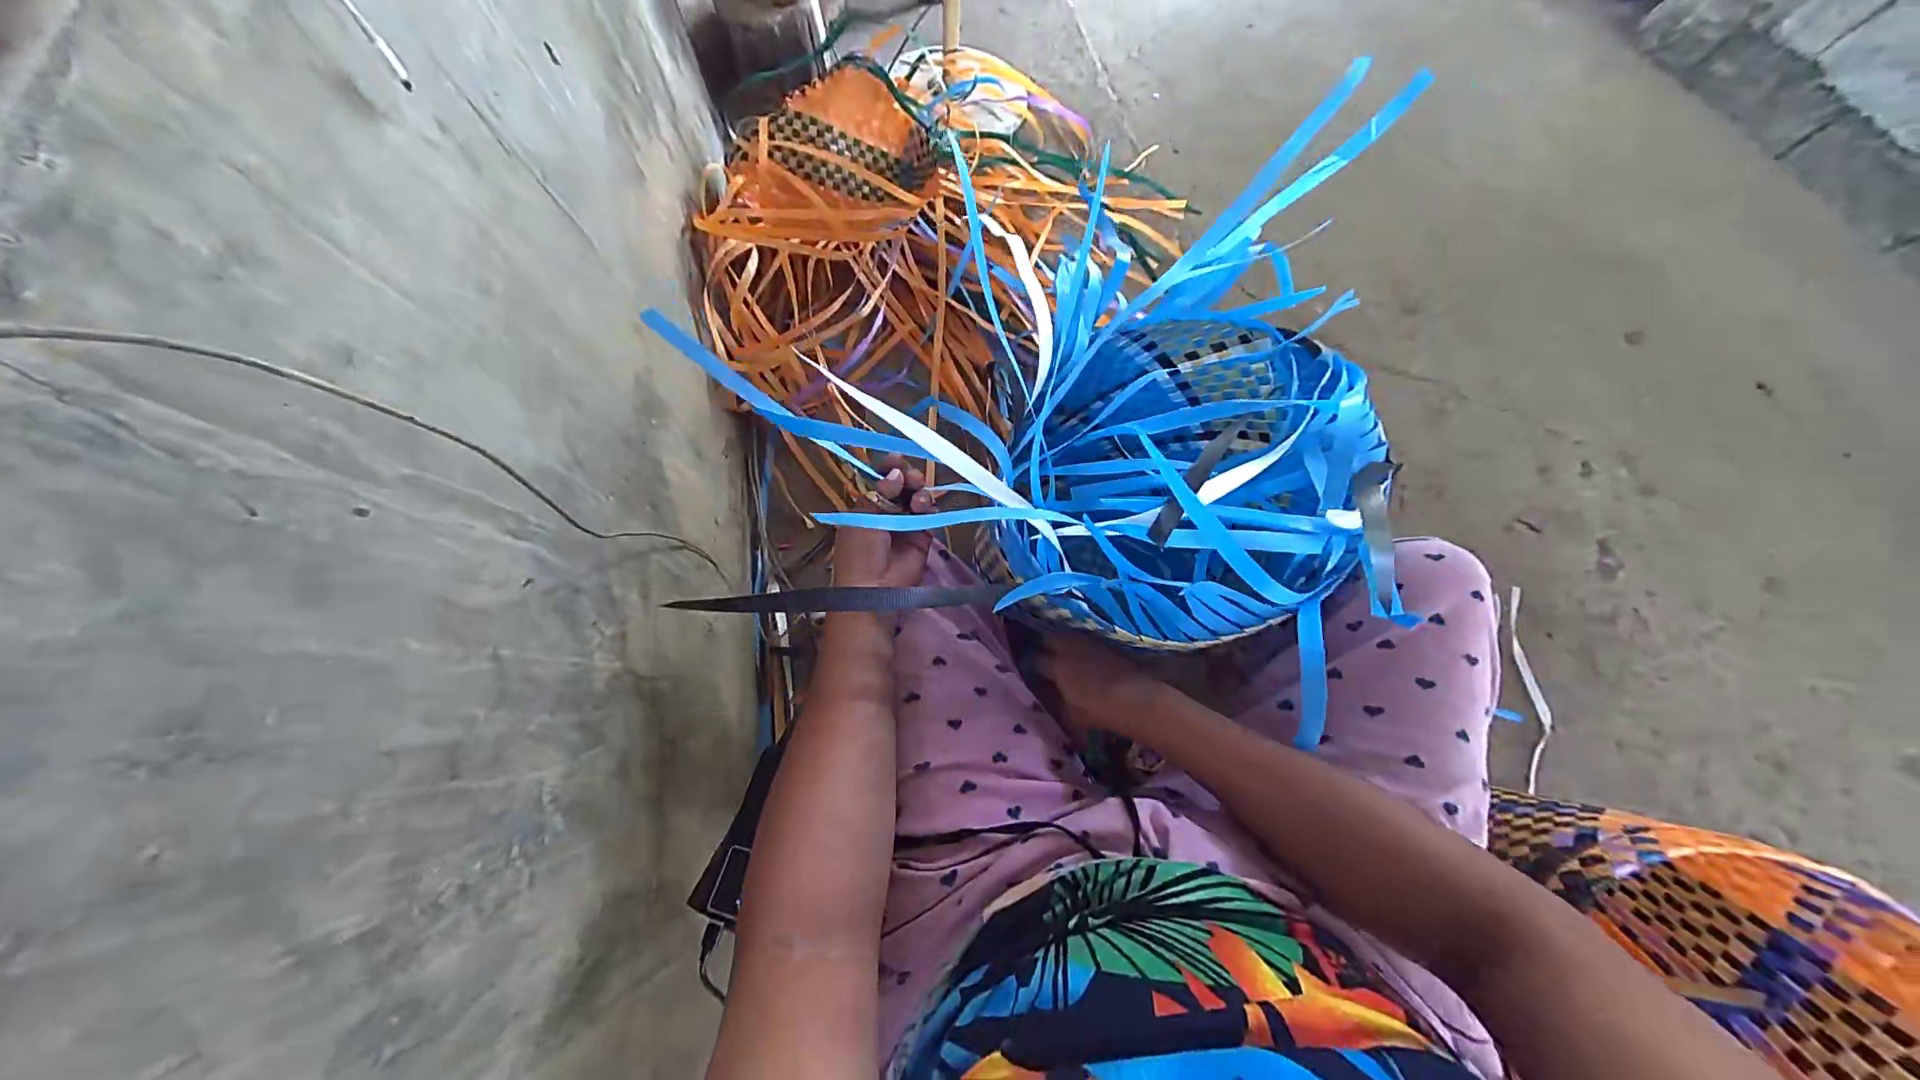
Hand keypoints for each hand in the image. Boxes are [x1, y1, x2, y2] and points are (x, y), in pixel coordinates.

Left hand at [831, 455, 934, 589]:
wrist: (874, 587)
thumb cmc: (859, 552)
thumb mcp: (864, 517)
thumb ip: (881, 493)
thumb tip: (896, 472)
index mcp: (867, 506)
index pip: (881, 480)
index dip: (889, 467)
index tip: (896, 458)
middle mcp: (888, 511)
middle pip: (903, 485)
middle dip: (908, 477)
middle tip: (910, 479)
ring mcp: (907, 523)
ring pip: (918, 496)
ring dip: (919, 490)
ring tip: (917, 498)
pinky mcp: (923, 535)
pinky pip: (930, 514)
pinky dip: (929, 506)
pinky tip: (922, 506)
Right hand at [1036, 633, 1166, 740]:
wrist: (1137, 698)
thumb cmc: (1100, 711)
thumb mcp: (1070, 714)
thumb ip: (1055, 700)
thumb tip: (1047, 694)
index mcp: (1055, 666)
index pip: (1034, 659)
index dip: (1031, 664)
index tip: (1031, 670)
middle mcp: (1068, 648)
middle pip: (1048, 638)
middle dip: (1044, 645)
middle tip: (1046, 655)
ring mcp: (1087, 641)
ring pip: (1067, 635)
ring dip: (1062, 641)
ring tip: (1064, 652)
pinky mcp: (1105, 640)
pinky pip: (1084, 637)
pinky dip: (1080, 643)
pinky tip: (1085, 653)